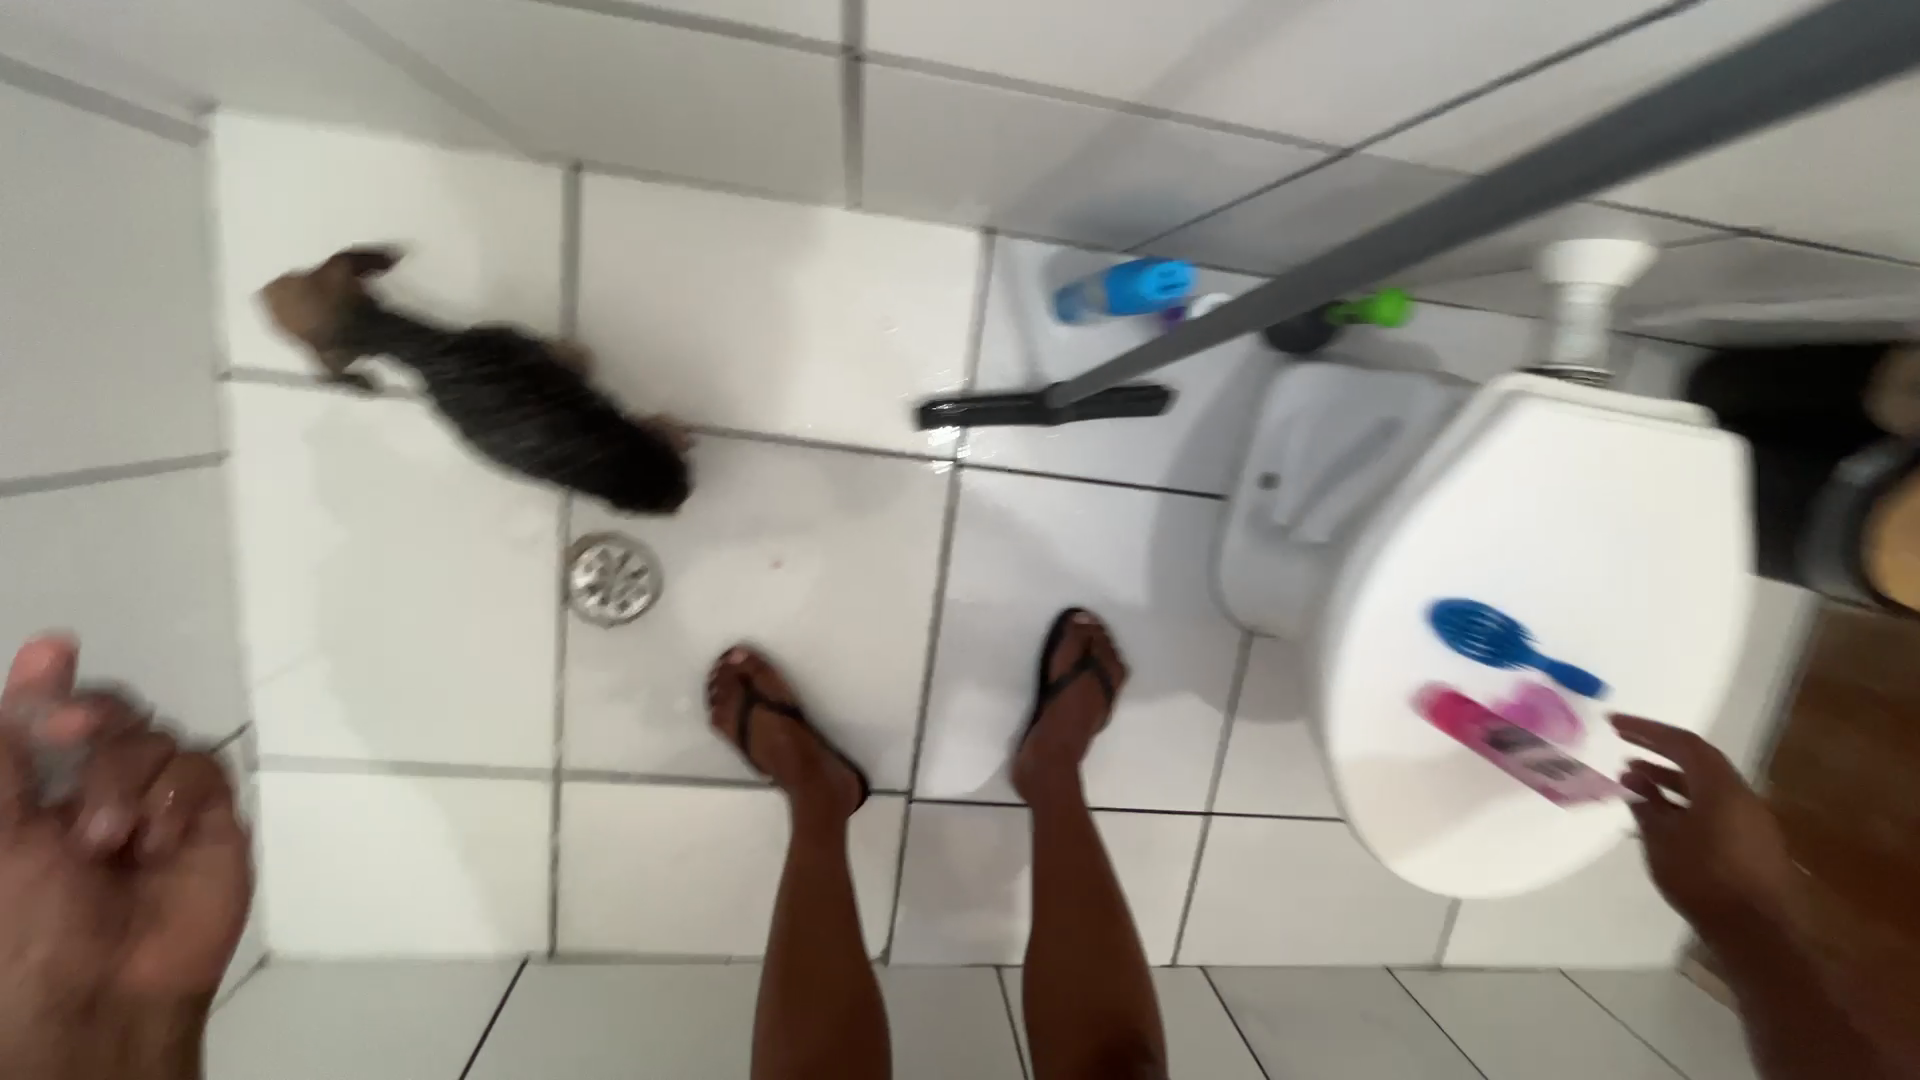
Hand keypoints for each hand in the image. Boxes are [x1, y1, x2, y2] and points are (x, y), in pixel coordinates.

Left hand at [0, 635, 251, 1076]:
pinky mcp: (211, 811)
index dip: (48, 684)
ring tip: (110, 840)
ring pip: (159, 739)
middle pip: (112, 715)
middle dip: (94, 721)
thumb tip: (46, 651)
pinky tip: (158, 839)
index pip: (40, 720)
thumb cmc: (16, 919)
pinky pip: (204, 769)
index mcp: (27, 794)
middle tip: (74, 736)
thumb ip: (10, 749)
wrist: (101, 984)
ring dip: (128, 780)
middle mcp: (90, 789)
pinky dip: (177, 798)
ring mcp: (157, 800)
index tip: (53, 651)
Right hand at [1615, 714, 1801, 937]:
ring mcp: (1748, 822)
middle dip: (1657, 749)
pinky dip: (1680, 799)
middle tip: (1621, 741)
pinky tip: (1654, 811)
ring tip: (1630, 778)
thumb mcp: (1661, 837)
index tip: (1614, 724)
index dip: (1648, 730)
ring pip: (1703, 786)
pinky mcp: (1747, 844)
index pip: (1684, 745)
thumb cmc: (1704, 877)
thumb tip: (1634, 781)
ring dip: (1666, 776)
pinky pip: (1709, 806)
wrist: (1759, 933)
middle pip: (1698, 761)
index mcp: (1722, 790)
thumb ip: (1646, 804)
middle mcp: (1741, 799)